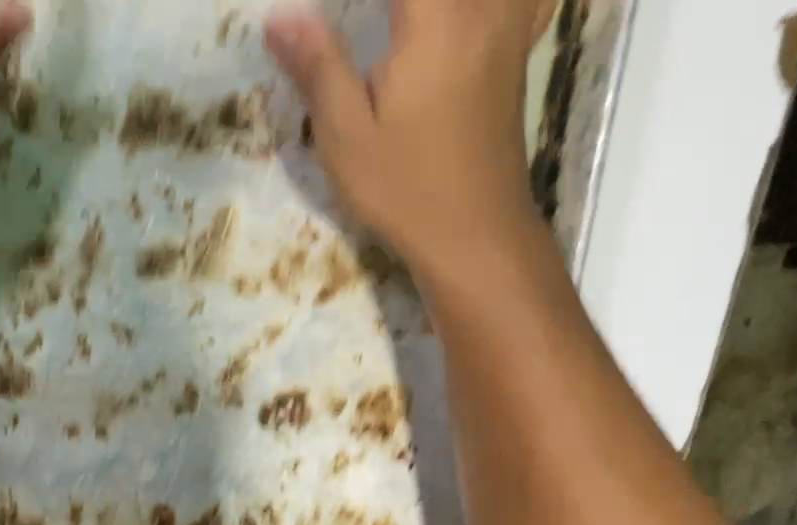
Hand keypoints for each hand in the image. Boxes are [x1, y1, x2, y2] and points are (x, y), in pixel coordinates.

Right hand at [265, 0, 552, 269]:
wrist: (473, 230)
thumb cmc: (402, 188)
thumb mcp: (345, 135)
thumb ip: (318, 66)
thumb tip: (280, 17)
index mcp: (437, 23)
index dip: (347, 1)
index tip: (314, 14)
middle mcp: (484, 9)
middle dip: (383, 8)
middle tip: (344, 24)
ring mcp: (510, 24)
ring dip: (424, 10)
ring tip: (390, 28)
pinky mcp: (516, 47)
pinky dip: (479, 7)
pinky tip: (455, 19)